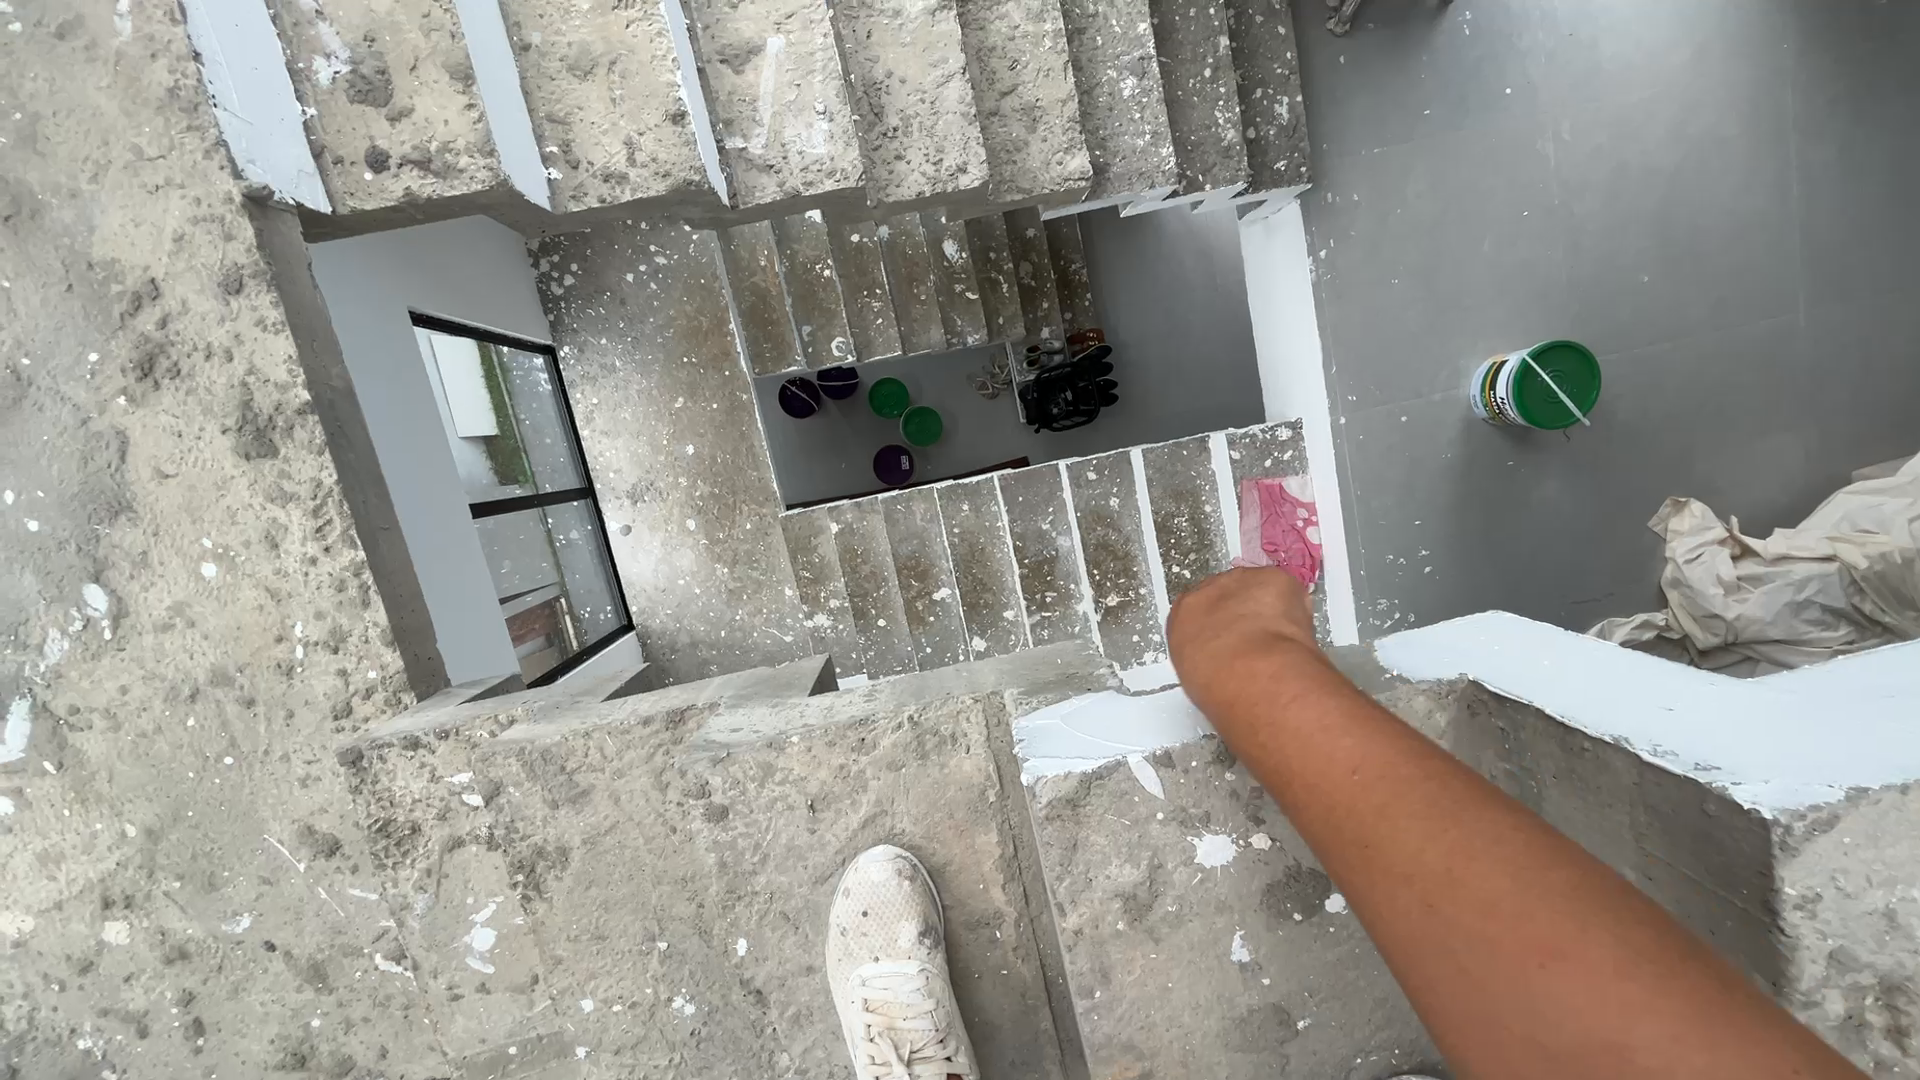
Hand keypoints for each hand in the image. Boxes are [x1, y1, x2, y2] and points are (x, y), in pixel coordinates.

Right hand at [1167, 567, 1322, 717]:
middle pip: (1229, 594)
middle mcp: (1208, 591)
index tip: (1229, 638)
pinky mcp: (1272, 578)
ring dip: (1268, 608)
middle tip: (1258, 639)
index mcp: (1183, 614)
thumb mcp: (1196, 675)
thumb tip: (1217, 663)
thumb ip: (1204, 655)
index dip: (1218, 623)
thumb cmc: (1222, 683)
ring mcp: (1241, 582)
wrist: (1251, 673)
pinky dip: (1293, 606)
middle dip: (1244, 612)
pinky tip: (1293, 629)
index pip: (1200, 609)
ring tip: (1278, 638)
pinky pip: (1286, 589)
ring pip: (1259, 589)